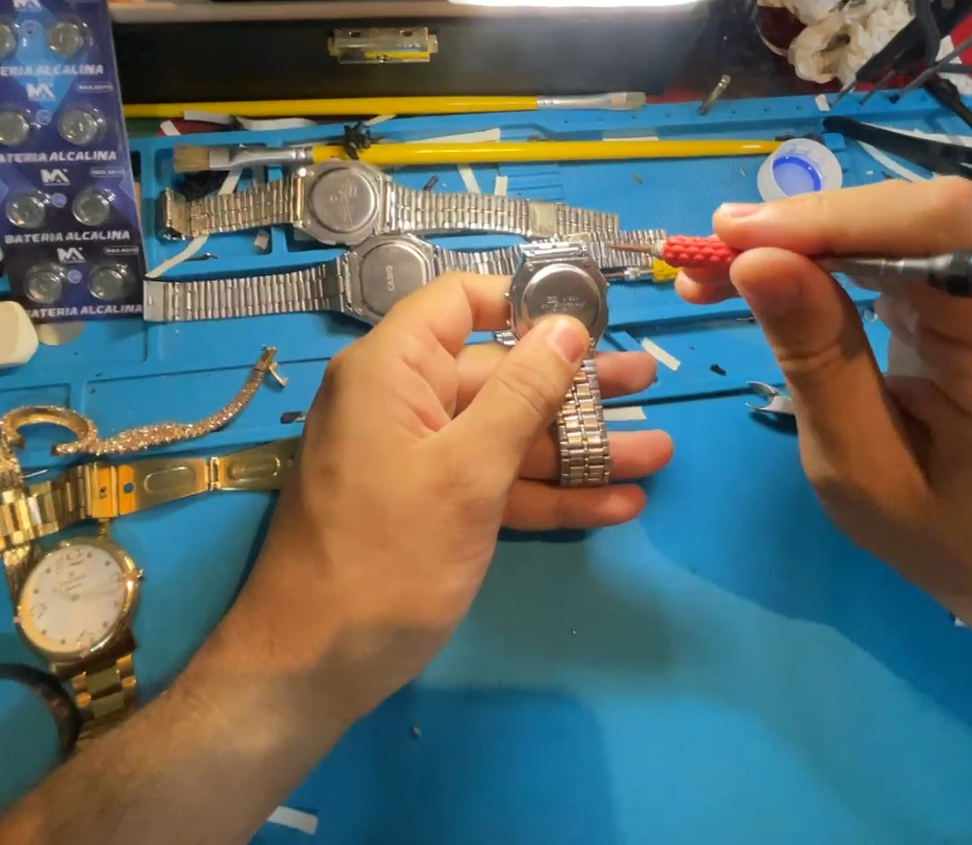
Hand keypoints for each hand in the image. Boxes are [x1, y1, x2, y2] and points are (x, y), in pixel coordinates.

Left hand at [208, 273, 671, 722]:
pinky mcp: (434, 505)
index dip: (520, 304)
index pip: (458, 303)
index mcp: (393, 369)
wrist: (314, 669)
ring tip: (657, 452)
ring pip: (508, 435)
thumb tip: (566, 326)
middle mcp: (405, 401)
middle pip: (499, 376)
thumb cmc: (388, 556)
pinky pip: (497, 483)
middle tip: (648, 381)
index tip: (584, 321)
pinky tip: (619, 504)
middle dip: (576, 388)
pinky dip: (550, 494)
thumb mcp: (467, 470)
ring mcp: (421, 457)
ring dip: (579, 448)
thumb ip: (521, 393)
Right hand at [678, 178, 971, 632]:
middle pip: (921, 221)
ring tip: (720, 274)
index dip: (834, 216)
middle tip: (703, 263)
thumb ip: (814, 358)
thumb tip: (755, 261)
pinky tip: (783, 278)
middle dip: (801, 231)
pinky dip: (836, 258)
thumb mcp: (854, 465)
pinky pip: (915, 249)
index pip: (945, 231)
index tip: (734, 239)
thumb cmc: (939, 533)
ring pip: (910, 228)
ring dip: (808, 242)